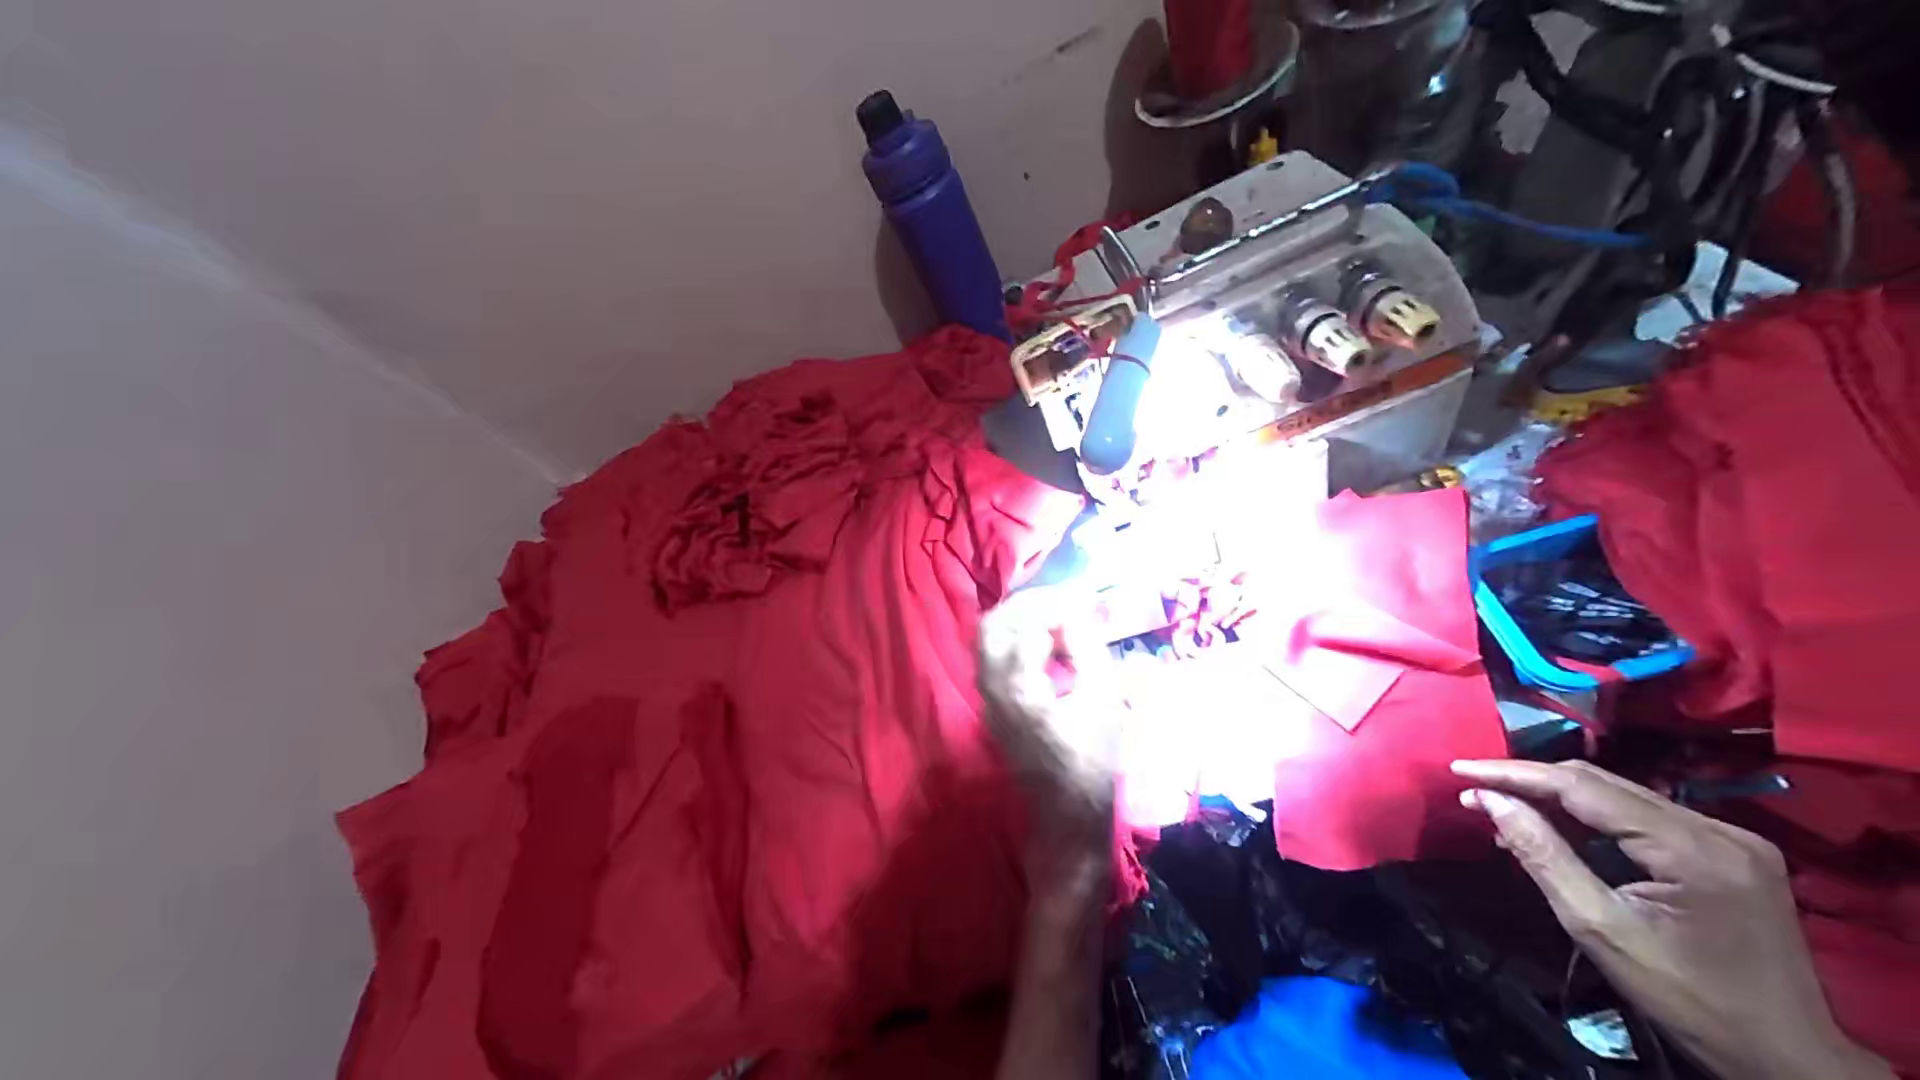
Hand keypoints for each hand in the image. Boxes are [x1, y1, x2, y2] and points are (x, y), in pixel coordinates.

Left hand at [978, 586, 1120, 895]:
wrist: (1067, 817)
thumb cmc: (1093, 764)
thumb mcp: (1103, 701)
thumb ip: (1087, 650)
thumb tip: (1075, 614)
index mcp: (1017, 687)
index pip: (1027, 625)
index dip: (1055, 605)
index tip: (1084, 597)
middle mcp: (992, 689)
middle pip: (994, 625)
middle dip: (1027, 605)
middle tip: (1063, 598)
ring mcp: (988, 700)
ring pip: (990, 641)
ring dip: (1021, 620)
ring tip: (1059, 615)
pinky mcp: (994, 708)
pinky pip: (996, 658)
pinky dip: (1018, 640)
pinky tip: (1050, 643)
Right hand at [1452, 759, 1893, 1079]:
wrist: (1786, 1057)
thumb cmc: (1686, 998)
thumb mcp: (1598, 926)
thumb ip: (1540, 853)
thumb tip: (1485, 799)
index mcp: (1694, 848)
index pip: (1582, 788)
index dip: (1513, 773)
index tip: (1459, 770)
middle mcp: (1719, 828)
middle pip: (1600, 783)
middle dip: (1529, 782)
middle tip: (1472, 791)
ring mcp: (1730, 837)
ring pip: (1617, 794)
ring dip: (1555, 798)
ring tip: (1502, 809)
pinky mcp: (1729, 849)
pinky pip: (1640, 814)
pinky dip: (1589, 816)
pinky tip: (1555, 828)